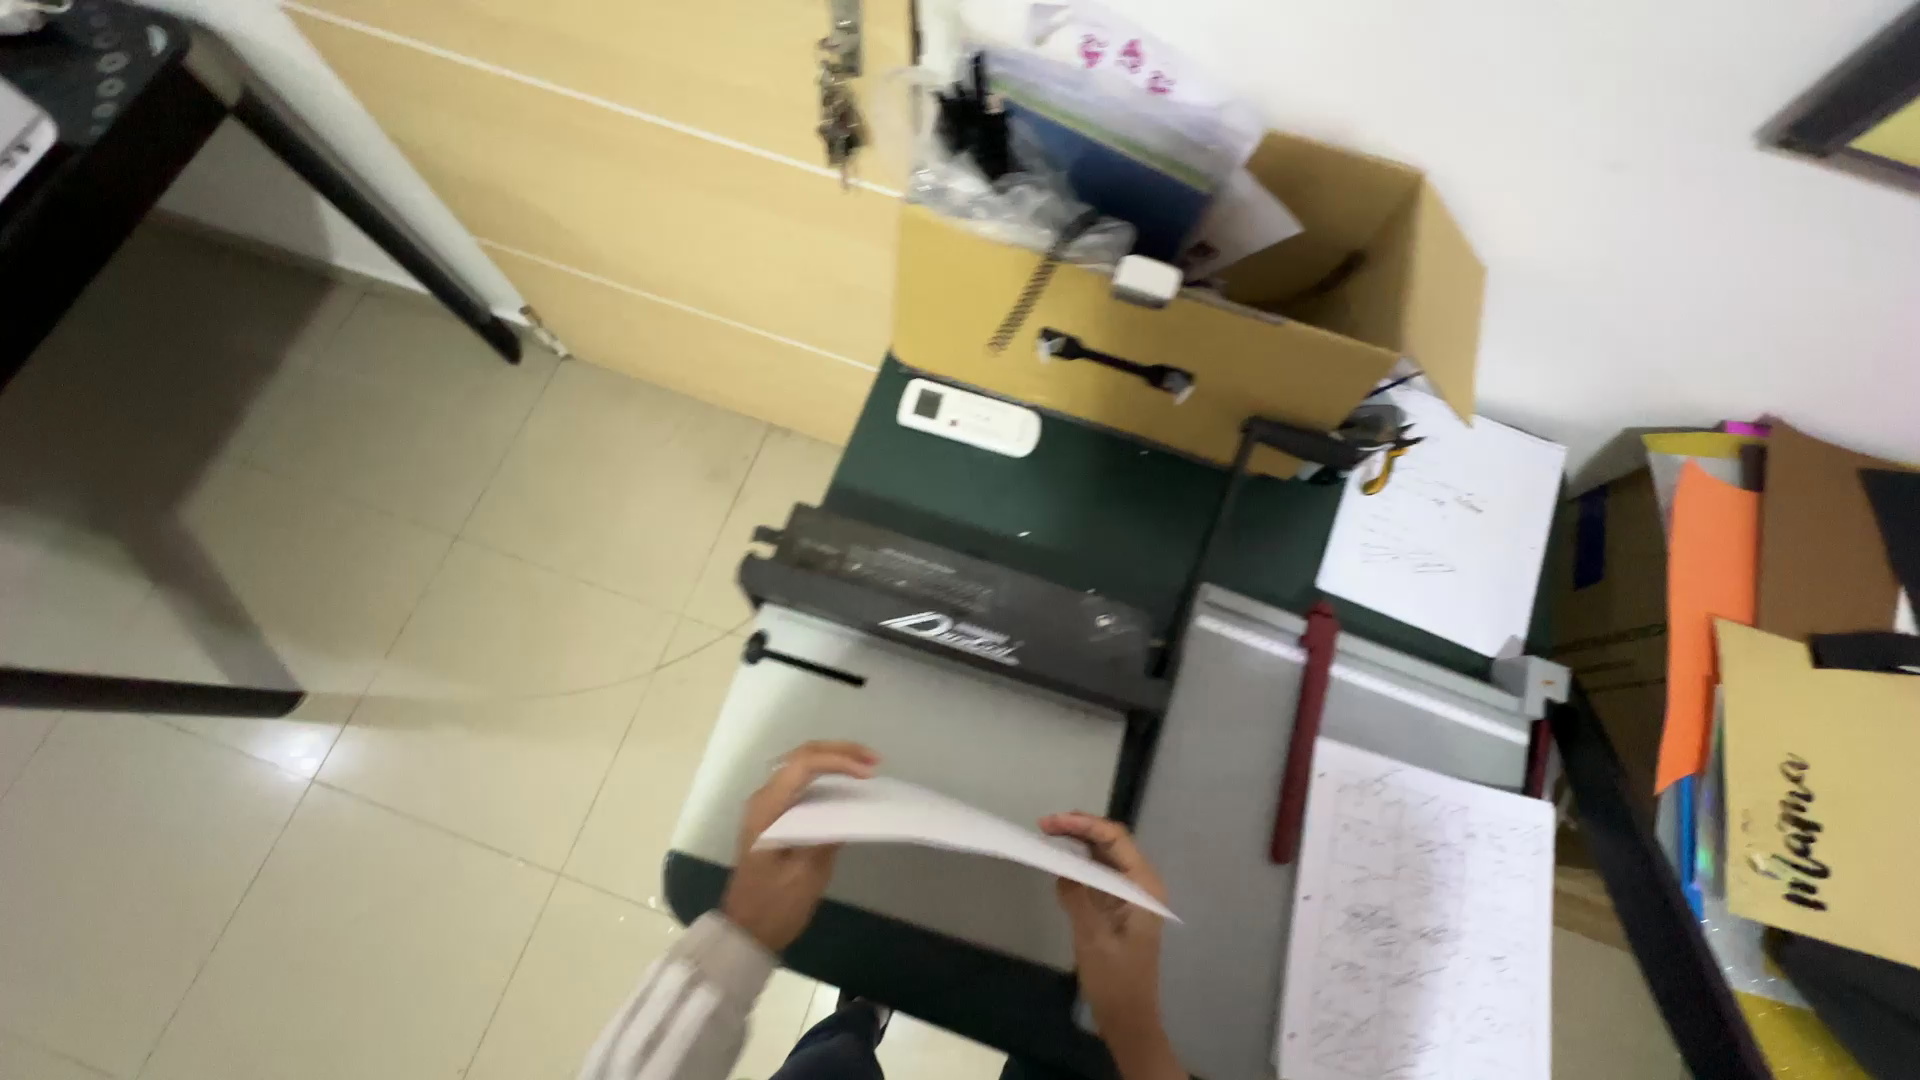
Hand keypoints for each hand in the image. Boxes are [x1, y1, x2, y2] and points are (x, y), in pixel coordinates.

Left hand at [721, 741, 879, 951]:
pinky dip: (828, 778)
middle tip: (874, 761)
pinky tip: (848, 788)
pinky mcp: (777, 815)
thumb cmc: (773, 906)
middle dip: (840, 752)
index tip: (868, 775)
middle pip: (802, 756)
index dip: (838, 762)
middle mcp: (764, 798)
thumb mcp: (805, 874)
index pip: (802, 765)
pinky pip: (803, 783)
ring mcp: (769, 805)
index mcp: (766, 808)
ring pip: (803, 765)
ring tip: (866, 768)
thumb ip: (827, 835)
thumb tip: (850, 809)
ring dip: (835, 761)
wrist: (745, 933)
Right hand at [1040, 812, 1182, 1079]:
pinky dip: (1080, 863)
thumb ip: (1077, 896)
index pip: (1115, 839)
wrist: (1129, 1021)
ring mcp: (1130, 894)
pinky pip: (1100, 873)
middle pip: (1110, 842)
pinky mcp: (1118, 906)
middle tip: (1045, 825)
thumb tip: (1060, 866)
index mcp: (1144, 887)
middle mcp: (1141, 884)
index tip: (1052, 822)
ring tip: (1049, 835)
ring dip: (1078, 843)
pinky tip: (1060, 861)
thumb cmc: (1116, 981)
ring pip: (1104, 855)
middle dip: (1079, 828)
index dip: (1084, 824)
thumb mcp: (1092, 937)